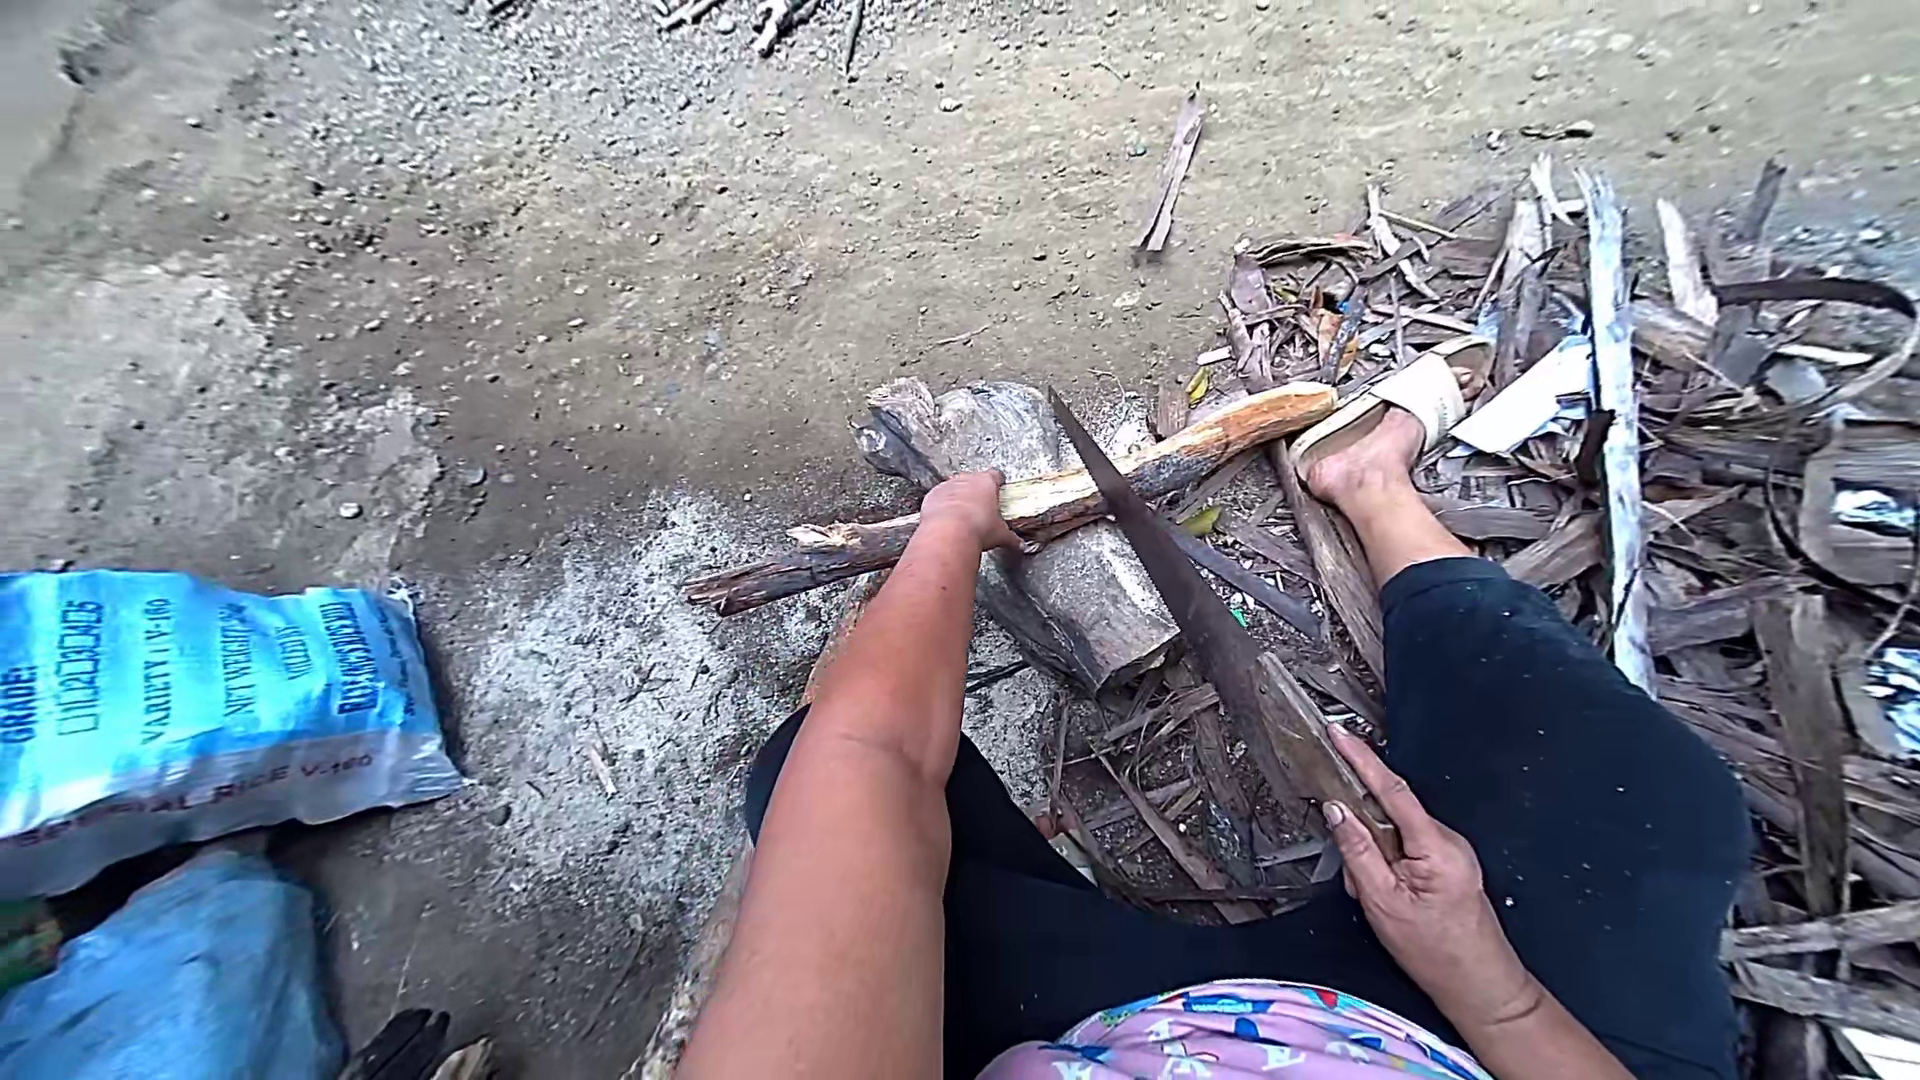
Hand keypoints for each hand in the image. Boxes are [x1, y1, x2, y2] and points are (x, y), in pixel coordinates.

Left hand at [919, 471, 1021, 552]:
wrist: (948, 533)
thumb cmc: (977, 528)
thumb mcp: (1000, 535)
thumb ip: (1011, 538)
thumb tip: (1019, 545)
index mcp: (986, 482)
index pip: (995, 475)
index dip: (997, 481)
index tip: (998, 487)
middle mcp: (966, 479)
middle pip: (973, 480)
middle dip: (976, 491)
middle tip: (981, 506)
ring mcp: (947, 486)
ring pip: (954, 487)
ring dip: (958, 497)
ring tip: (962, 514)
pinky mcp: (932, 496)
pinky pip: (939, 497)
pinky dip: (942, 506)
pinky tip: (946, 519)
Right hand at [1322, 724, 1544, 1032]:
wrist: (1481, 991)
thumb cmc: (1439, 954)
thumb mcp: (1382, 901)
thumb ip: (1356, 849)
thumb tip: (1336, 808)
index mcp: (1437, 848)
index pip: (1391, 789)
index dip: (1361, 757)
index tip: (1338, 733)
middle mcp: (1448, 842)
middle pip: (1385, 809)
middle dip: (1357, 830)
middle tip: (1352, 869)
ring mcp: (1448, 849)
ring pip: (1388, 828)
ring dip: (1368, 852)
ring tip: (1368, 889)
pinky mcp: (1444, 858)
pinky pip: (1399, 841)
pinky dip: (1380, 859)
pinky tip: (1379, 886)